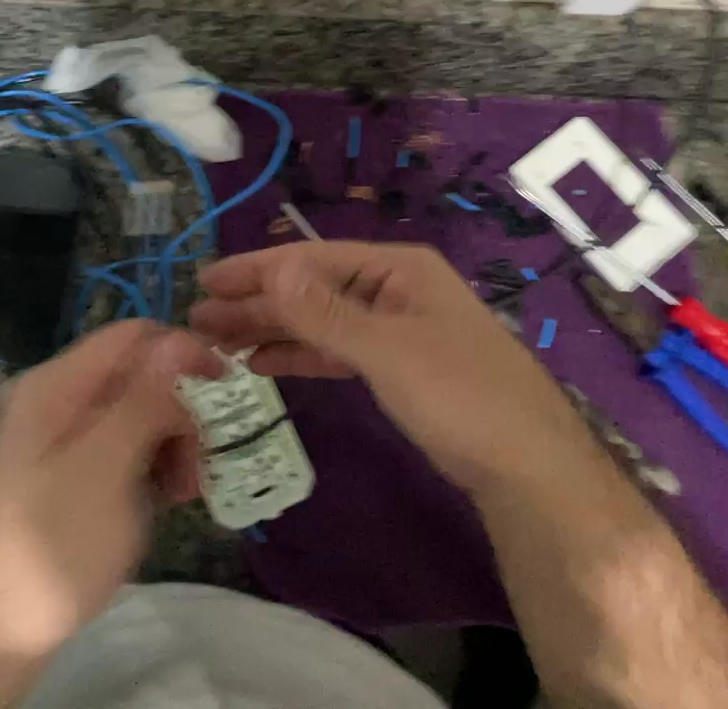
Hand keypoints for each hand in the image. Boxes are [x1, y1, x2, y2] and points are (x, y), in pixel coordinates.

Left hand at [0, 320, 219, 656]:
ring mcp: (66, 430)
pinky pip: (129, 440)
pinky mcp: (78, 462)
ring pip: (141, 409)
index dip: (181, 351)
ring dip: (173, 441)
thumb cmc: (59, 544)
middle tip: (196, 466)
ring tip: (183, 492)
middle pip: (140, 373)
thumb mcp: (106, 468)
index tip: (224, 386)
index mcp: (54, 384)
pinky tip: (166, 496)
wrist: (11, 625)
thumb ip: (141, 401)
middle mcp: (58, 396)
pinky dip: (155, 461)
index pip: (130, 336)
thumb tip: (179, 340)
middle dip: (178, 411)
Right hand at [188, 241, 589, 494]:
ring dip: (270, 329)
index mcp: (398, 269)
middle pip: (311, 289)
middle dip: (256, 302)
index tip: (206, 279)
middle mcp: (393, 290)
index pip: (312, 259)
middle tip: (199, 316)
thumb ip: (323, 312)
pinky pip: (335, 351)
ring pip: (319, 321)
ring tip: (217, 340)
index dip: (257, 269)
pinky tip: (261, 363)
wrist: (528, 469)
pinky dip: (298, 355)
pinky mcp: (395, 366)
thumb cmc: (459, 396)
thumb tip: (271, 270)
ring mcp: (395, 329)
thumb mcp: (386, 349)